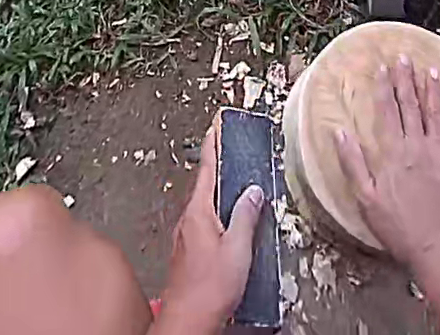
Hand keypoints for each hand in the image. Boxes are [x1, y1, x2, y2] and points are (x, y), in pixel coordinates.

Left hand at [156, 116, 264, 331]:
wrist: (187, 324)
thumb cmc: (209, 289)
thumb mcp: (237, 249)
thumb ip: (245, 216)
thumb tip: (253, 191)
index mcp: (199, 212)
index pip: (208, 168)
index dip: (214, 145)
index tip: (216, 125)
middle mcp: (188, 220)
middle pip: (205, 184)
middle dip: (217, 166)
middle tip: (227, 148)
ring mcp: (186, 236)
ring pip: (204, 204)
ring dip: (217, 191)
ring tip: (232, 182)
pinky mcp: (188, 252)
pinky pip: (204, 221)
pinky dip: (216, 211)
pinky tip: (227, 221)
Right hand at [335, 55, 439, 267]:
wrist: (436, 248)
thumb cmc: (399, 227)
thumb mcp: (365, 198)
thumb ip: (352, 162)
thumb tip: (340, 132)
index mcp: (393, 152)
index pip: (387, 110)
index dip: (384, 86)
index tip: (382, 66)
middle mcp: (417, 146)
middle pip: (410, 106)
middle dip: (406, 79)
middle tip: (405, 58)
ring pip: (436, 116)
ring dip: (434, 92)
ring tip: (433, 71)